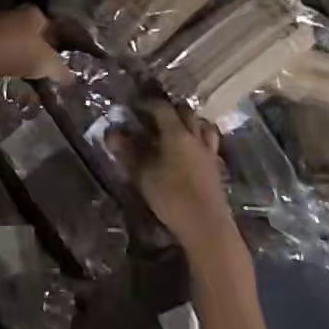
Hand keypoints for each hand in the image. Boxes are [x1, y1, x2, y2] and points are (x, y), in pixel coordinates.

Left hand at [0, 6, 71, 82]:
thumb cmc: (21, 53)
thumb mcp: (48, 65)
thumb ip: (62, 71)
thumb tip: (72, 78)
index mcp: (34, 14)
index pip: (49, 23)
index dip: (54, 39)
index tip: (56, 55)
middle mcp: (16, 13)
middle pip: (31, 30)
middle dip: (36, 46)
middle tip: (42, 64)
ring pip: (13, 38)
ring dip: (19, 51)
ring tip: (24, 70)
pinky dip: (4, 57)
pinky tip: (6, 70)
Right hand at [111, 99, 238, 254]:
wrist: (206, 224)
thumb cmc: (172, 197)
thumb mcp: (144, 176)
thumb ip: (128, 154)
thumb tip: (112, 135)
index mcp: (176, 134)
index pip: (162, 108)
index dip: (149, 103)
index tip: (136, 105)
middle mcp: (195, 137)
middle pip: (186, 112)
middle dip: (171, 108)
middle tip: (156, 115)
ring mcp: (209, 151)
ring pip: (202, 125)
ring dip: (190, 121)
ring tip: (178, 128)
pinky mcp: (216, 166)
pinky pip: (209, 142)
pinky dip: (200, 138)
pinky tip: (193, 150)